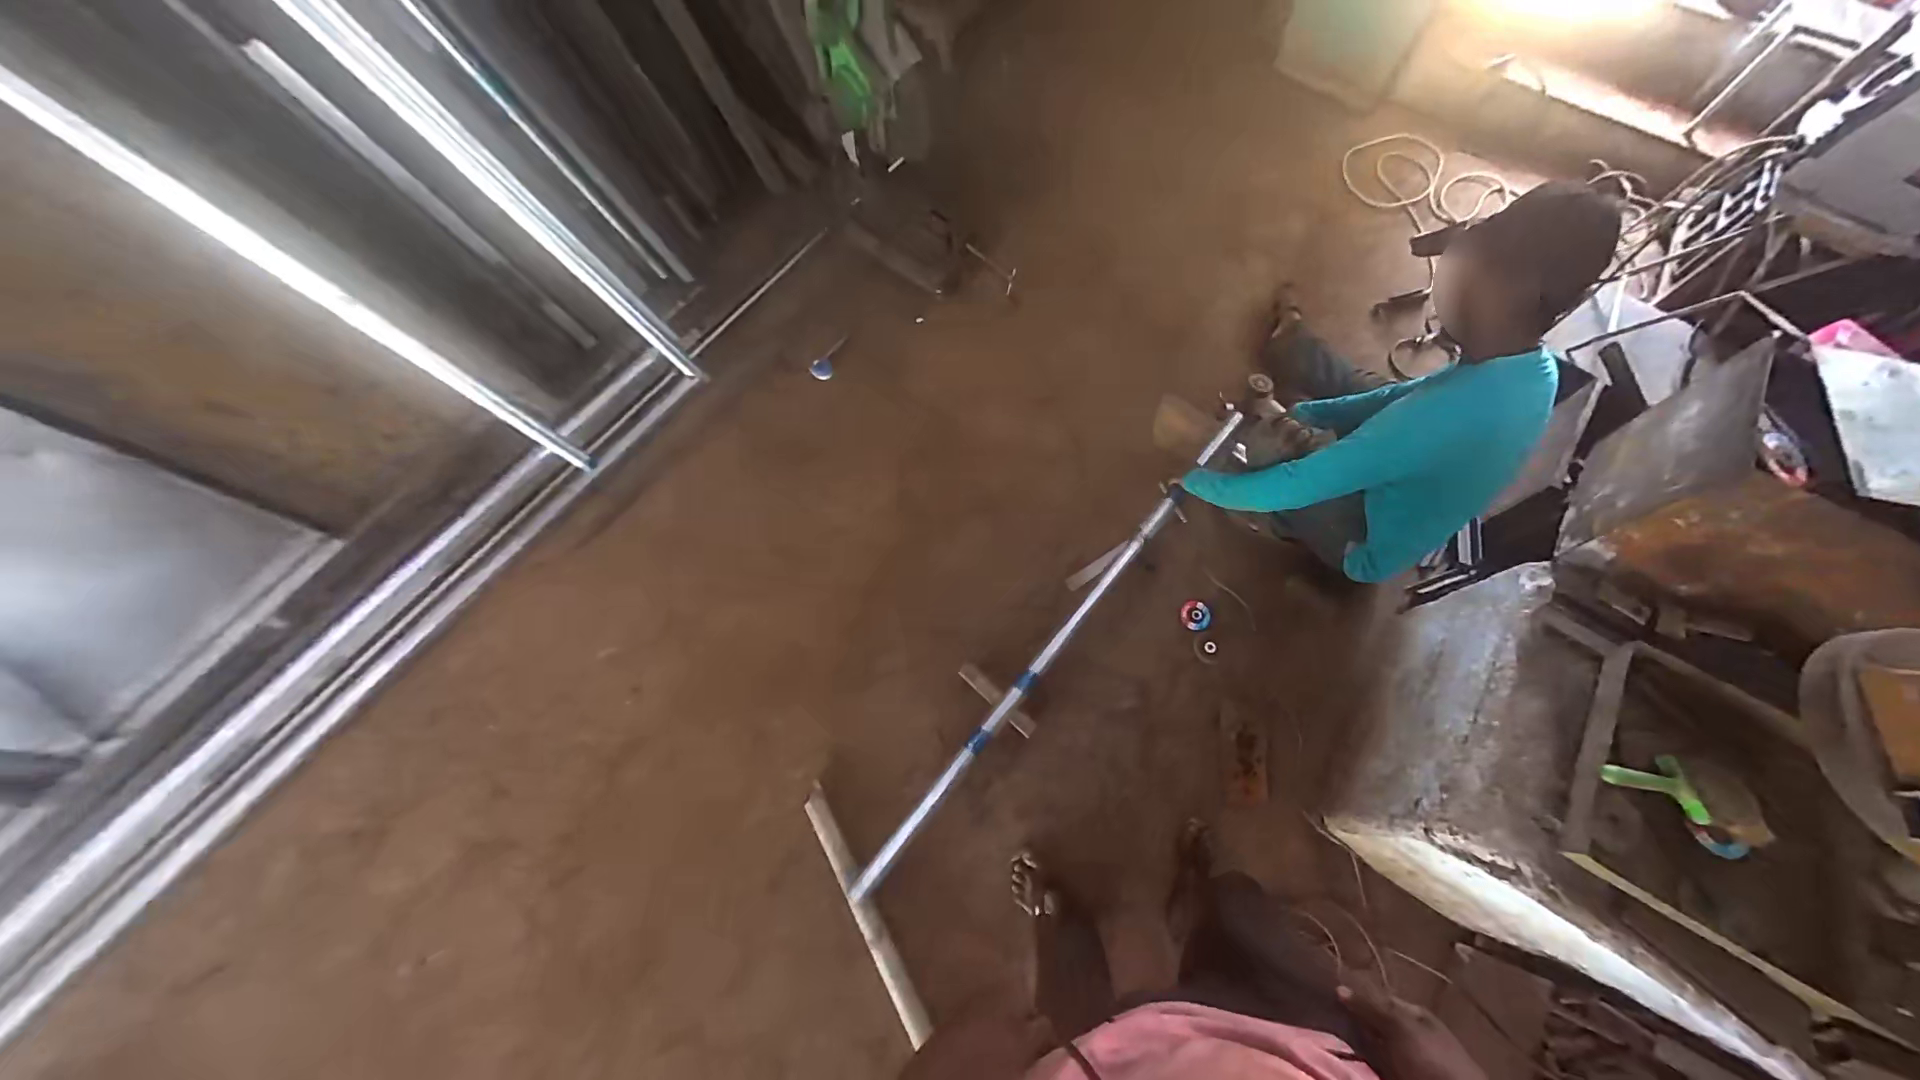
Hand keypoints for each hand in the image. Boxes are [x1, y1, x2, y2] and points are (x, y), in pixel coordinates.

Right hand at [1339, 979, 1488, 1079]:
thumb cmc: (1431, 1060)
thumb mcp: (1400, 1026)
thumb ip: (1370, 1006)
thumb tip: (1339, 987)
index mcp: (1415, 1014)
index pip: (1377, 997)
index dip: (1354, 995)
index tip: (1328, 997)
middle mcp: (1410, 1035)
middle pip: (1373, 1023)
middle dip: (1351, 1022)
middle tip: (1325, 1018)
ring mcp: (1407, 1061)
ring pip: (1371, 1047)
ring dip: (1353, 1045)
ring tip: (1330, 1040)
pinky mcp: (1400, 1078)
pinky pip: (1373, 1066)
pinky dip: (1359, 1065)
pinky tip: (1345, 1059)